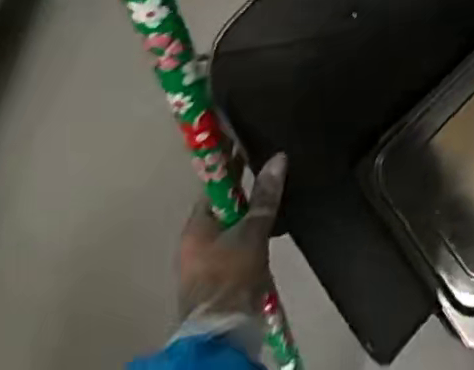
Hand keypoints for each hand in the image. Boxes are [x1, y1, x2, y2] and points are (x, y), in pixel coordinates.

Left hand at [177, 153, 286, 329]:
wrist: (222, 330)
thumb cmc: (231, 274)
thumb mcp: (253, 231)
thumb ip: (265, 196)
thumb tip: (278, 157)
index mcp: (195, 227)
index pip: (214, 187)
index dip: (231, 167)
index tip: (248, 145)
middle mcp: (195, 241)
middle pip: (223, 205)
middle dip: (244, 188)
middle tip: (270, 166)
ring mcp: (205, 260)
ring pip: (231, 223)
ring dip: (250, 209)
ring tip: (276, 192)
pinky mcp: (220, 274)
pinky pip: (237, 239)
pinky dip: (252, 227)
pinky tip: (271, 223)